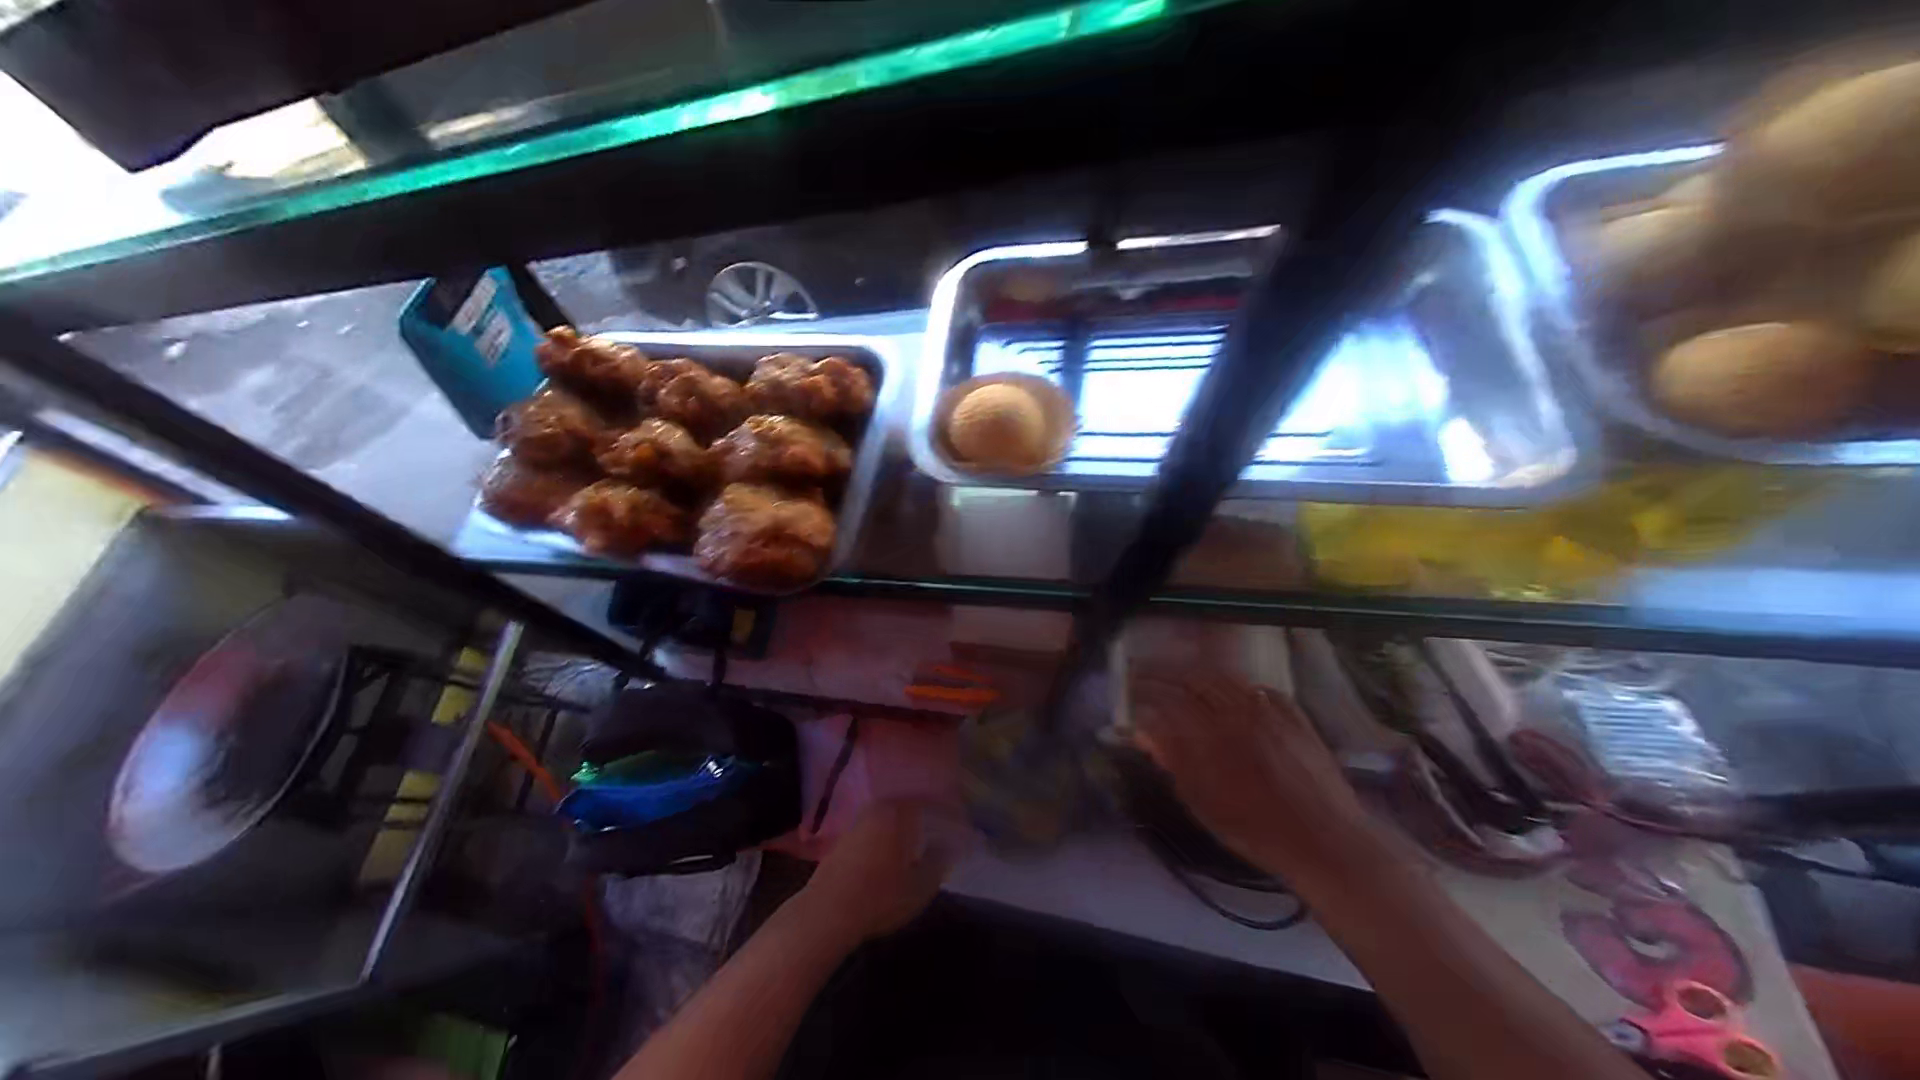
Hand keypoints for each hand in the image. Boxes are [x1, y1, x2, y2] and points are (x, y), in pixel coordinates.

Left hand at [791, 801, 956, 947]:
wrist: (826, 913)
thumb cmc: (880, 897)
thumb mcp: (921, 885)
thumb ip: (940, 860)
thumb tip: (949, 844)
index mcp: (900, 812)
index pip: (934, 805)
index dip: (953, 815)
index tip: (965, 828)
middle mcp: (879, 807)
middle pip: (913, 806)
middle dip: (931, 817)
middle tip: (948, 831)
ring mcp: (859, 820)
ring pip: (894, 816)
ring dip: (910, 826)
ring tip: (925, 843)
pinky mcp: (845, 837)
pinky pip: (878, 827)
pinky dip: (892, 835)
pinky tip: (898, 852)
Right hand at [1132, 671, 1374, 880]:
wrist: (1325, 841)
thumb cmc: (1256, 830)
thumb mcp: (1203, 801)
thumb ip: (1173, 760)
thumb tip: (1147, 731)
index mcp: (1211, 734)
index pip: (1167, 698)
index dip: (1145, 689)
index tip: (1131, 688)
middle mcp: (1238, 712)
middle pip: (1195, 679)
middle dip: (1169, 676)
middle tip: (1153, 679)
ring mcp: (1270, 711)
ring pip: (1228, 679)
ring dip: (1202, 678)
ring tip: (1188, 683)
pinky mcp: (1296, 717)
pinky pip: (1262, 690)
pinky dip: (1241, 688)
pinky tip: (1236, 697)